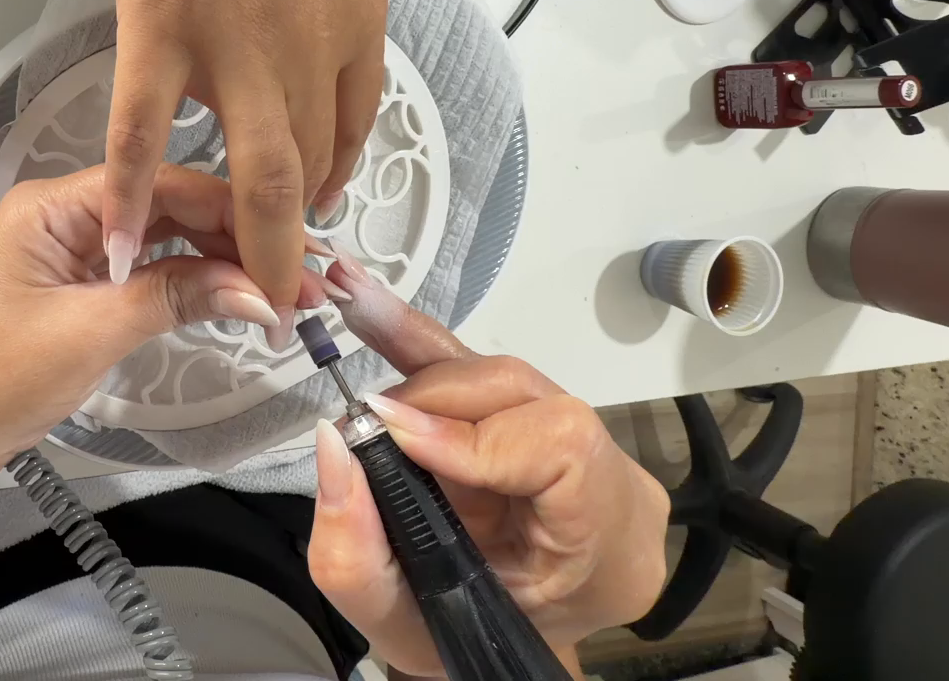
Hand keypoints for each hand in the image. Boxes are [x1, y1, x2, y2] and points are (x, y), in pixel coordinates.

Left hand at [0, 165, 327, 486]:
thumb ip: (173, 298)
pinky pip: (149, 265)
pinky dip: (191, 279)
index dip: (226, 210)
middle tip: (300, 275)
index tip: (288, 242)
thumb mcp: (90, 332)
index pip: (155, 183)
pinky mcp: (86, 277)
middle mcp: (67, 211)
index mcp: (53, 204)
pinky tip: (234, 290)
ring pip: (163, 236)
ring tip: (281, 287)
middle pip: (165, 206)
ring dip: (219, 260)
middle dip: (232, 238)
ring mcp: (77, 244)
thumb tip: (258, 291)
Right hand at [93, 0, 387, 309]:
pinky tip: (124, 247)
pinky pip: (144, 130)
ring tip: (235, 298)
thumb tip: (311, 45)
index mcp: (355, 18)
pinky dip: (134, 196)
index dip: (330, 183)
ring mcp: (234, 42)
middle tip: (283, 286)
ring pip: (248, 171)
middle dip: (297, 237)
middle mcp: (310, 46)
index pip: (349, 129)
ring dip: (243, 246)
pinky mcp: (161, 26)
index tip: (312, 213)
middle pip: (307, 167)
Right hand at [306, 255, 669, 676]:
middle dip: (433, 394)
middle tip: (364, 416)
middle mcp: (615, 488)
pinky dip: (416, 339)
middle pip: (528, 394)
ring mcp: (583, 446)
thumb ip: (354, 553)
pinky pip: (477, 366)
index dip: (473, 433)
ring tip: (356, 339)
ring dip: (420, 364)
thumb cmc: (454, 644)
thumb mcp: (394, 624)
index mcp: (606, 553)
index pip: (563, 449)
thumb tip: (333, 439)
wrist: (486, 642)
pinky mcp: (535, 417)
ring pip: (500, 372)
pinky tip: (367, 304)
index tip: (388, 431)